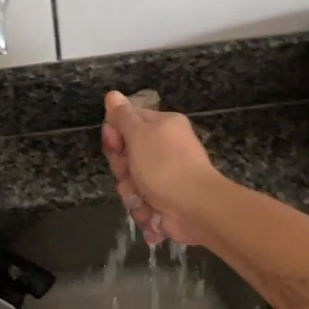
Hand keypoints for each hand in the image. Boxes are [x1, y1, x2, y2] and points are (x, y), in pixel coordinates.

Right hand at [102, 91, 220, 245]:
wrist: (196, 208)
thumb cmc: (165, 166)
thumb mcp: (139, 135)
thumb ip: (122, 116)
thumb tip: (112, 94)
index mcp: (163, 126)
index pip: (128, 124)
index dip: (115, 136)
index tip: (113, 145)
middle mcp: (165, 149)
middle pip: (127, 156)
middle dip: (123, 170)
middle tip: (129, 173)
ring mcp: (166, 177)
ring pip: (131, 183)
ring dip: (132, 194)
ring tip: (143, 199)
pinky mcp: (165, 201)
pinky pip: (142, 203)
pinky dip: (145, 210)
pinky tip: (153, 214)